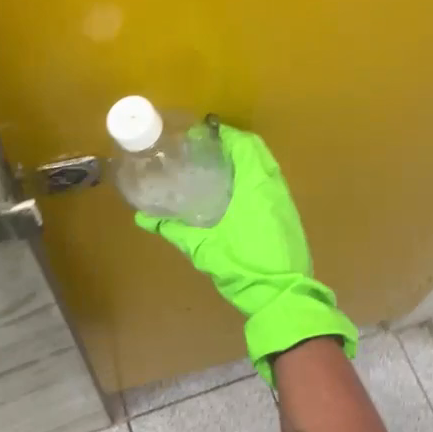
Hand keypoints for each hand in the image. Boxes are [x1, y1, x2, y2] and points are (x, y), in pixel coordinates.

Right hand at [135, 123, 357, 382]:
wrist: (283, 297)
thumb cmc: (243, 267)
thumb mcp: (204, 249)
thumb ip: (175, 230)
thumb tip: (144, 218)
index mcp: (256, 187)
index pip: (245, 145)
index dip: (225, 134)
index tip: (203, 135)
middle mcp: (274, 187)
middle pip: (257, 152)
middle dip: (234, 145)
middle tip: (207, 150)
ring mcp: (285, 202)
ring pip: (266, 168)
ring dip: (246, 161)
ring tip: (218, 166)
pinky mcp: (288, 217)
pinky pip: (271, 184)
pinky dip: (255, 178)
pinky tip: (236, 191)